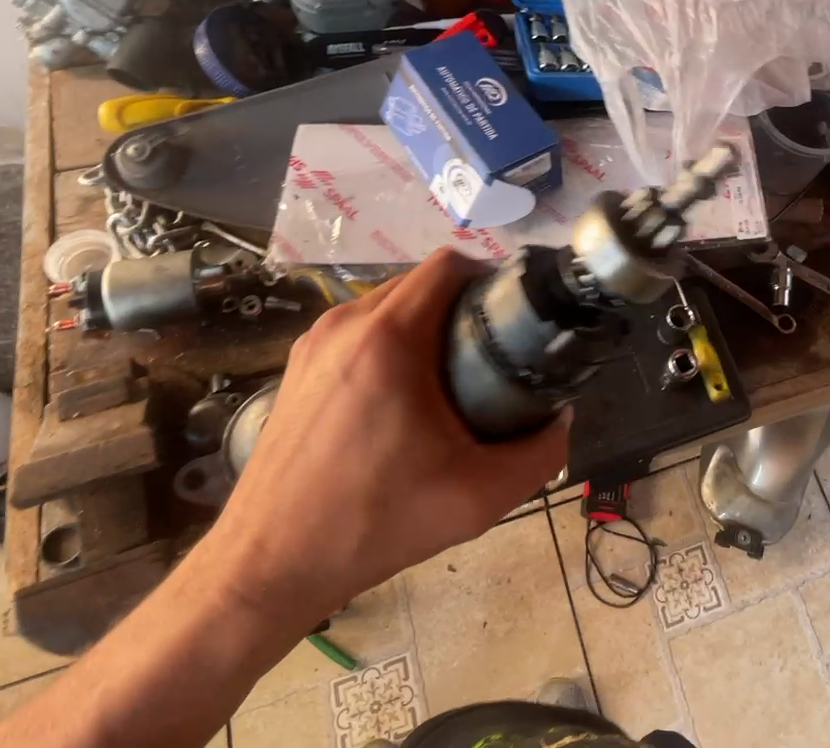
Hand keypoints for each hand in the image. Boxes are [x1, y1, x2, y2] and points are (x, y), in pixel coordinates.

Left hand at [200, 249, 569, 632]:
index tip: (510, 318)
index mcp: (389, 338)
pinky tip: (400, 398)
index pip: (449, 265)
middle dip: (460, 305)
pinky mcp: (297, 366)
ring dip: (423, 324)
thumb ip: (539, 455)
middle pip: (420, 281)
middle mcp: (346, 325)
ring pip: (386, 304)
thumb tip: (560, 420)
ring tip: (449, 377)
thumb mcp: (478, 497)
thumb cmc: (375, 523)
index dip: (489, 278)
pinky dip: (388, 343)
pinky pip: (357, 331)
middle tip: (489, 355)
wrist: (270, 564)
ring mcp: (314, 343)